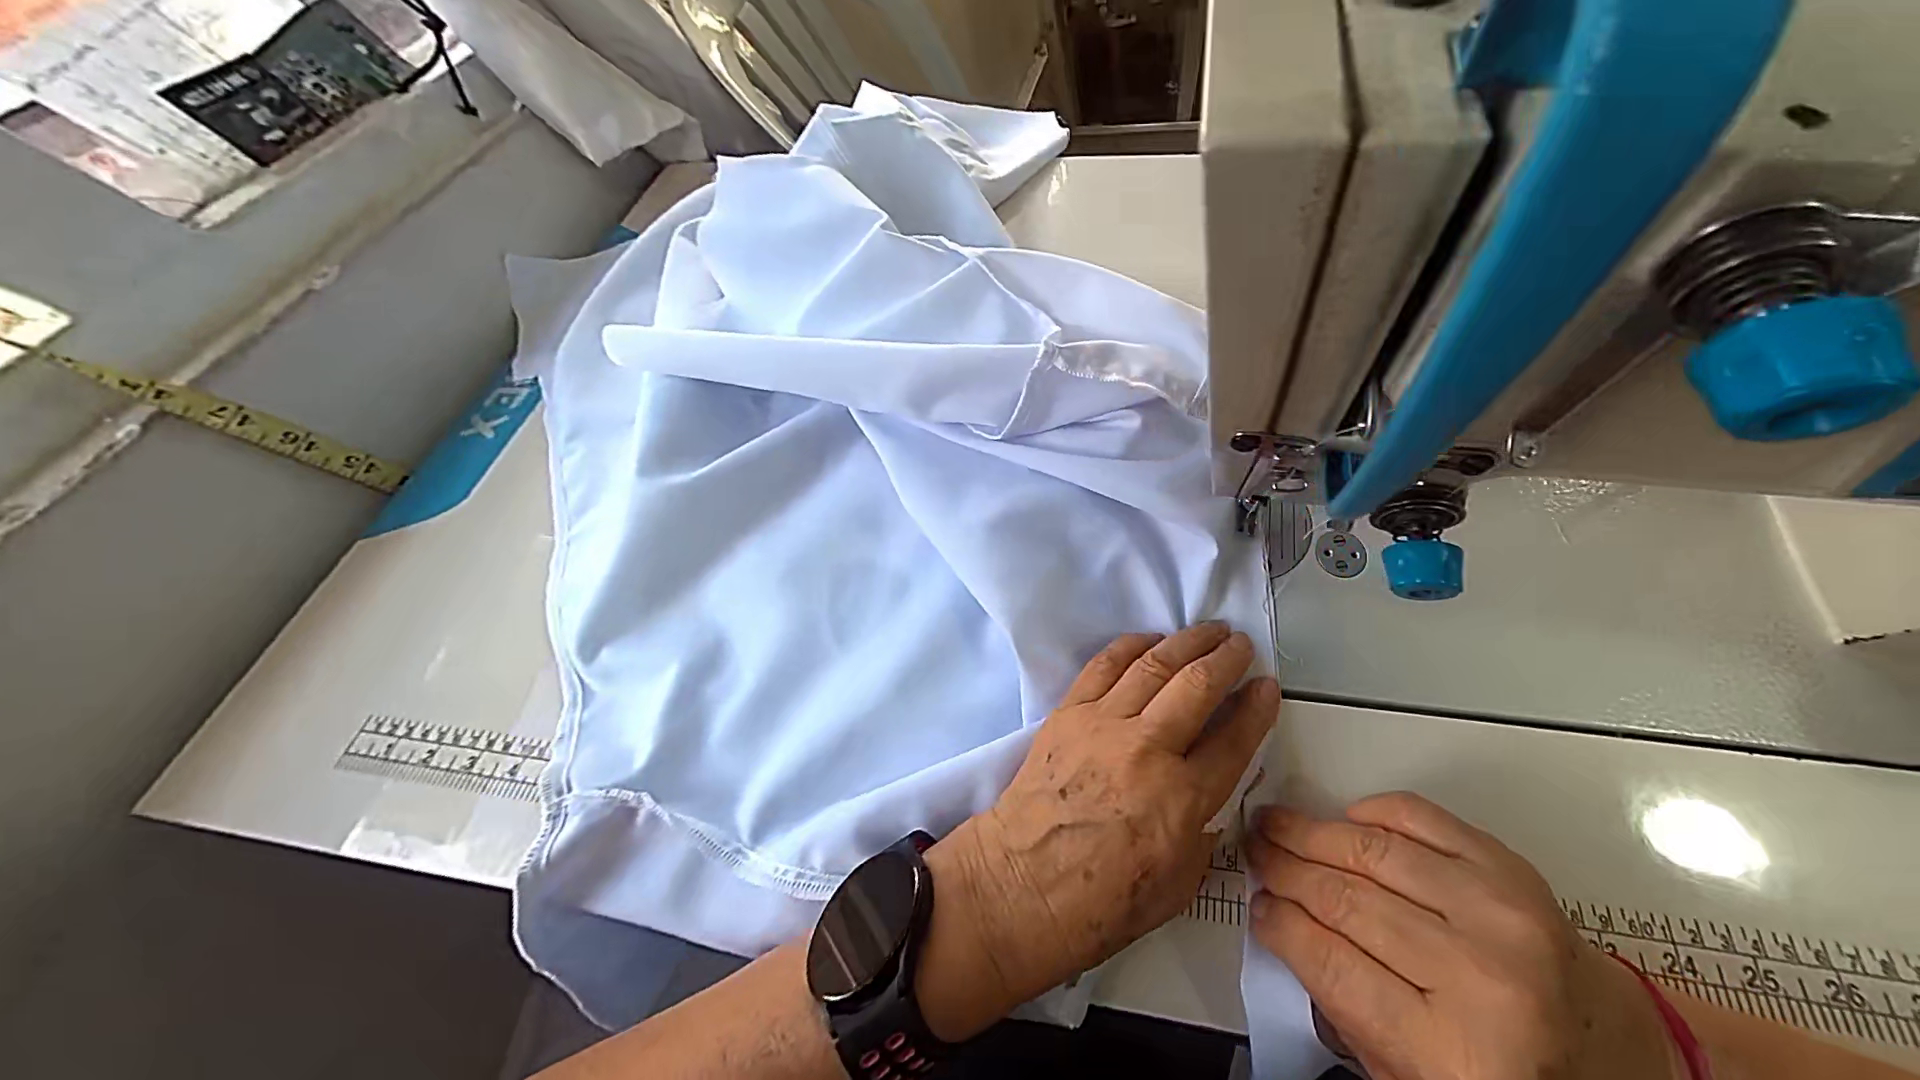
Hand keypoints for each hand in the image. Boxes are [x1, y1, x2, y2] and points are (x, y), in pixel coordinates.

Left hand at [919, 623, 1276, 1037]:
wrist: (1022, 884)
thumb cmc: (1102, 902)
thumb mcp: (1179, 883)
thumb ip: (1201, 831)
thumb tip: (1205, 797)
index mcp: (1183, 797)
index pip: (1234, 739)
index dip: (1257, 708)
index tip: (1268, 686)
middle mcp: (1146, 749)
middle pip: (1196, 687)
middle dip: (1226, 659)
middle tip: (1241, 645)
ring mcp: (1102, 725)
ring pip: (1152, 666)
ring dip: (1185, 642)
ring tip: (1207, 631)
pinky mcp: (1067, 715)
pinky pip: (1102, 667)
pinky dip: (1129, 647)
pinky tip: (1149, 641)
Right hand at [1245, 793, 1684, 1079]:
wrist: (1609, 1049)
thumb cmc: (1503, 1067)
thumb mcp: (1409, 1069)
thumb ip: (1340, 1001)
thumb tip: (1282, 920)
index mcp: (1454, 1050)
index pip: (1326, 959)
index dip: (1277, 922)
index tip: (1259, 905)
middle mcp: (1481, 978)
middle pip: (1342, 897)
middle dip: (1282, 868)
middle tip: (1255, 852)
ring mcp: (1502, 915)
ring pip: (1370, 850)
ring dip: (1310, 832)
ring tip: (1278, 825)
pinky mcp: (1514, 872)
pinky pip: (1421, 818)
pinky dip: (1372, 810)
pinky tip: (1345, 817)